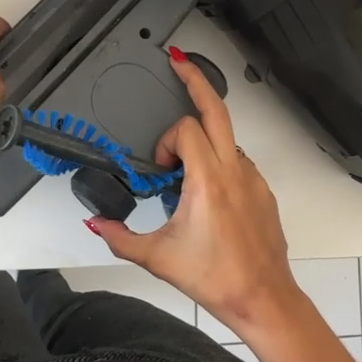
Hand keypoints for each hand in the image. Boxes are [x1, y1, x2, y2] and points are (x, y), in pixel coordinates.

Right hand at [89, 50, 301, 336]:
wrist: (264, 299)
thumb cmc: (217, 279)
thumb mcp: (159, 258)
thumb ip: (121, 236)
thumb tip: (97, 224)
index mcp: (208, 181)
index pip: (185, 129)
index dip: (166, 141)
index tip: (160, 167)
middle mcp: (234, 171)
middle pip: (217, 108)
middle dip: (196, 80)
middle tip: (178, 62)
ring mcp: (253, 179)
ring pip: (226, 137)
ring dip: (203, 138)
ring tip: (184, 166)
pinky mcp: (264, 191)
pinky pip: (238, 161)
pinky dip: (220, 162)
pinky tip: (207, 192)